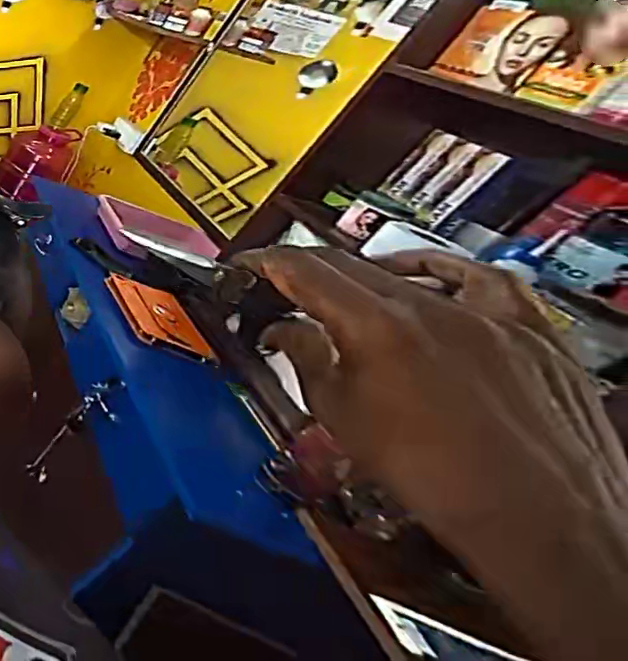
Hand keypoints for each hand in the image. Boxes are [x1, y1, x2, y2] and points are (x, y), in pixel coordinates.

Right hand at [243, 247, 625, 532]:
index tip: (245, 268)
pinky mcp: (536, 337)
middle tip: (279, 286)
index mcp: (375, 327)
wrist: (544, 527)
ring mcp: (491, 320)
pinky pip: (487, 282)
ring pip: (408, 267)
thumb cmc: (433, 476)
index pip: (300, 267)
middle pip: (346, 262)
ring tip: (346, 286)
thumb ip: (304, 356)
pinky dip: (445, 272)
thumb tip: (282, 330)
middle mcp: (433, 311)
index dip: (262, 262)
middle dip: (300, 269)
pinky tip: (427, 279)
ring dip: (362, 270)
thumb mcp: (337, 412)